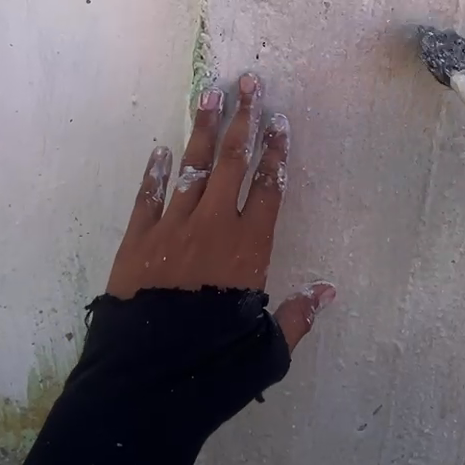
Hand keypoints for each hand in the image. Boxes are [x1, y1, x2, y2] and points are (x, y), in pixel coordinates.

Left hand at [105, 73, 335, 347]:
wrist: (145, 382)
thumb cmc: (213, 366)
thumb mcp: (266, 349)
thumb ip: (297, 316)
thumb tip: (328, 291)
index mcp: (247, 248)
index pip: (268, 187)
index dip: (276, 151)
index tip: (280, 119)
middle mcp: (213, 226)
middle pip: (232, 162)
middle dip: (243, 119)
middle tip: (248, 82)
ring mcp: (172, 229)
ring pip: (192, 168)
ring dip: (202, 130)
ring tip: (209, 95)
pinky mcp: (137, 241)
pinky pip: (149, 198)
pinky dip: (156, 173)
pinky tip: (160, 149)